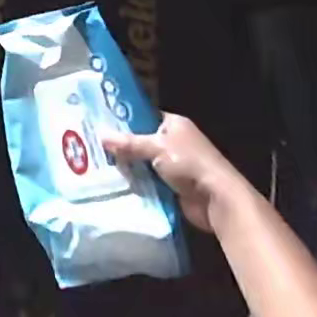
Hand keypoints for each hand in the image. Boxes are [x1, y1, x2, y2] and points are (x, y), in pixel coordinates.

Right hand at [101, 112, 252, 232]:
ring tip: (100, 162)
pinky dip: (138, 181)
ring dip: (129, 164)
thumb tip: (100, 136)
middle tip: (96, 143)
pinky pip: (149, 179)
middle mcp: (175, 141)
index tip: (101, 120)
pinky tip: (117, 180)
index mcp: (174, 124)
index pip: (143, 115)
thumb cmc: (190, 164)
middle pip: (141, 139)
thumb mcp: (156, 147)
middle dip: (122, 144)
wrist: (220, 202)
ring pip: (143, 161)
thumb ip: (128, 143)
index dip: (124, 117)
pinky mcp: (174, 186)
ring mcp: (176, 165)